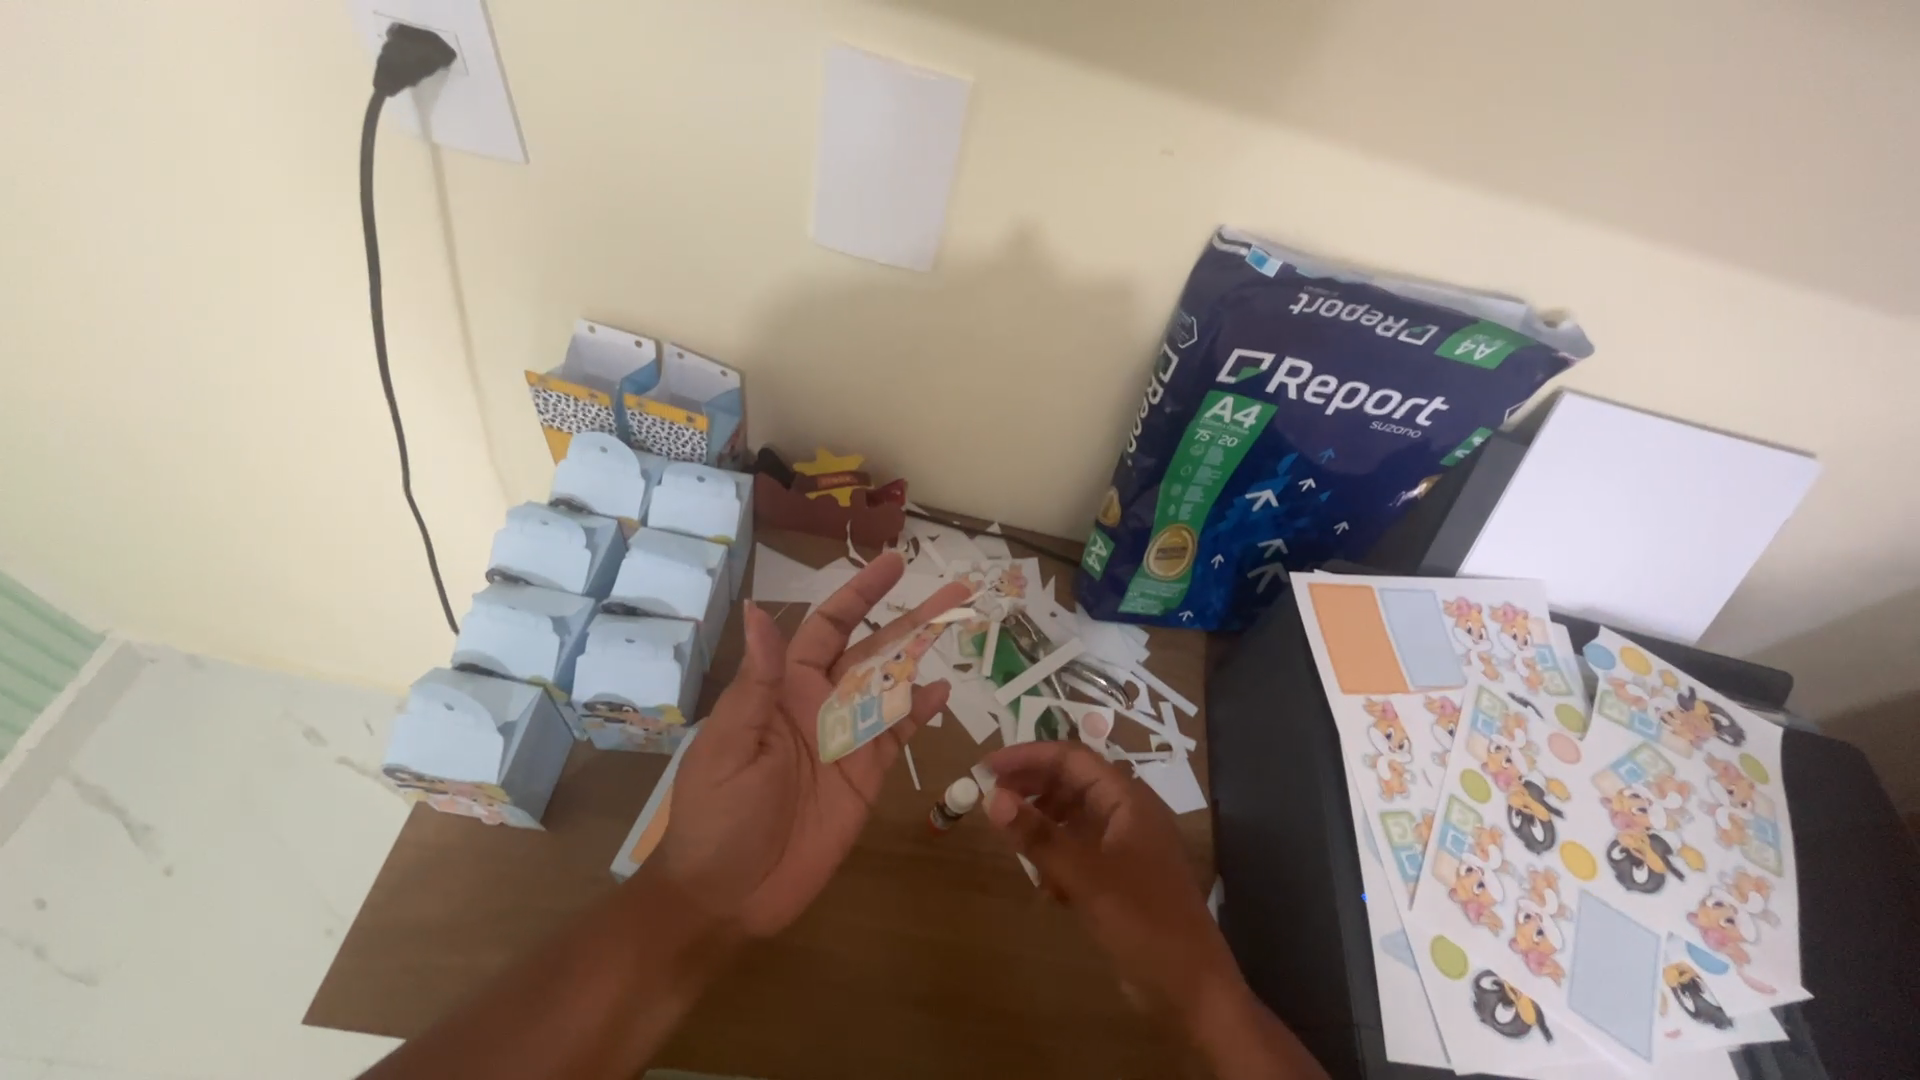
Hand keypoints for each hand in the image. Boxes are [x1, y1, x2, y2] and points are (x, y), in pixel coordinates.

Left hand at [655, 553, 970, 937]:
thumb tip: (759, 609)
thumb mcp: (730, 742)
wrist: (728, 895)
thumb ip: (758, 680)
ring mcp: (848, 739)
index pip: (830, 626)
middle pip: (875, 649)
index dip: (861, 593)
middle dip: (912, 618)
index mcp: (785, 687)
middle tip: (957, 589)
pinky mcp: (866, 776)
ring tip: (960, 625)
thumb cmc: (718, 814)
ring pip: (894, 686)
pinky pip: (898, 734)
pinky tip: (944, 693)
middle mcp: (822, 703)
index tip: (894, 563)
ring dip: (925, 656)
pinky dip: (922, 713)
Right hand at [981, 741, 1240, 1022]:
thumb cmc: (1143, 922)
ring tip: (1011, 839)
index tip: (987, 768)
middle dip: (1031, 787)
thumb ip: (1038, 836)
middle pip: (1072, 782)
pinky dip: (1058, 854)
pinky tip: (1043, 881)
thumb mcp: (1085, 876)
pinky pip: (1081, 848)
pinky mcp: (1121, 876)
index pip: (1071, 758)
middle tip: (989, 798)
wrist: (1192, 988)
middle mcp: (1128, 813)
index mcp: (1128, 799)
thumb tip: (992, 797)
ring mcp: (1126, 845)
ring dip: (1042, 822)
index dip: (1028, 757)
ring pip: (1074, 816)